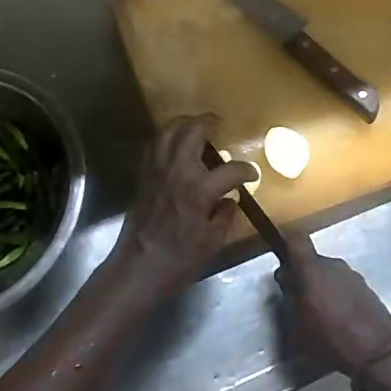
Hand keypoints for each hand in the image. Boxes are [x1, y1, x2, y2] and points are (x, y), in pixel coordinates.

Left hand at [109, 116, 256, 297]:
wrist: (138, 266)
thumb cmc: (179, 259)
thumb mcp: (212, 241)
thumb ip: (224, 214)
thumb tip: (229, 199)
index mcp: (199, 189)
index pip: (231, 169)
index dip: (246, 170)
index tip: (252, 174)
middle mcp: (176, 170)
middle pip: (194, 130)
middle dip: (210, 124)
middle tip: (220, 125)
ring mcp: (156, 168)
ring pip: (170, 130)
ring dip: (186, 124)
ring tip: (198, 128)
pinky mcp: (143, 173)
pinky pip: (155, 143)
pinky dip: (168, 137)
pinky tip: (176, 144)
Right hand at [274, 234, 390, 382]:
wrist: (379, 353)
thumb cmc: (330, 336)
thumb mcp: (297, 322)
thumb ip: (289, 294)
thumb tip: (286, 276)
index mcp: (312, 268)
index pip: (296, 240)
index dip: (288, 247)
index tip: (284, 263)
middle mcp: (333, 265)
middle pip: (313, 262)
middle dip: (305, 277)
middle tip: (301, 301)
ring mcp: (353, 275)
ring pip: (330, 274)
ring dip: (323, 288)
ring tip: (322, 315)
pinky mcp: (367, 289)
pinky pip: (344, 286)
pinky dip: (339, 297)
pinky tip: (340, 320)